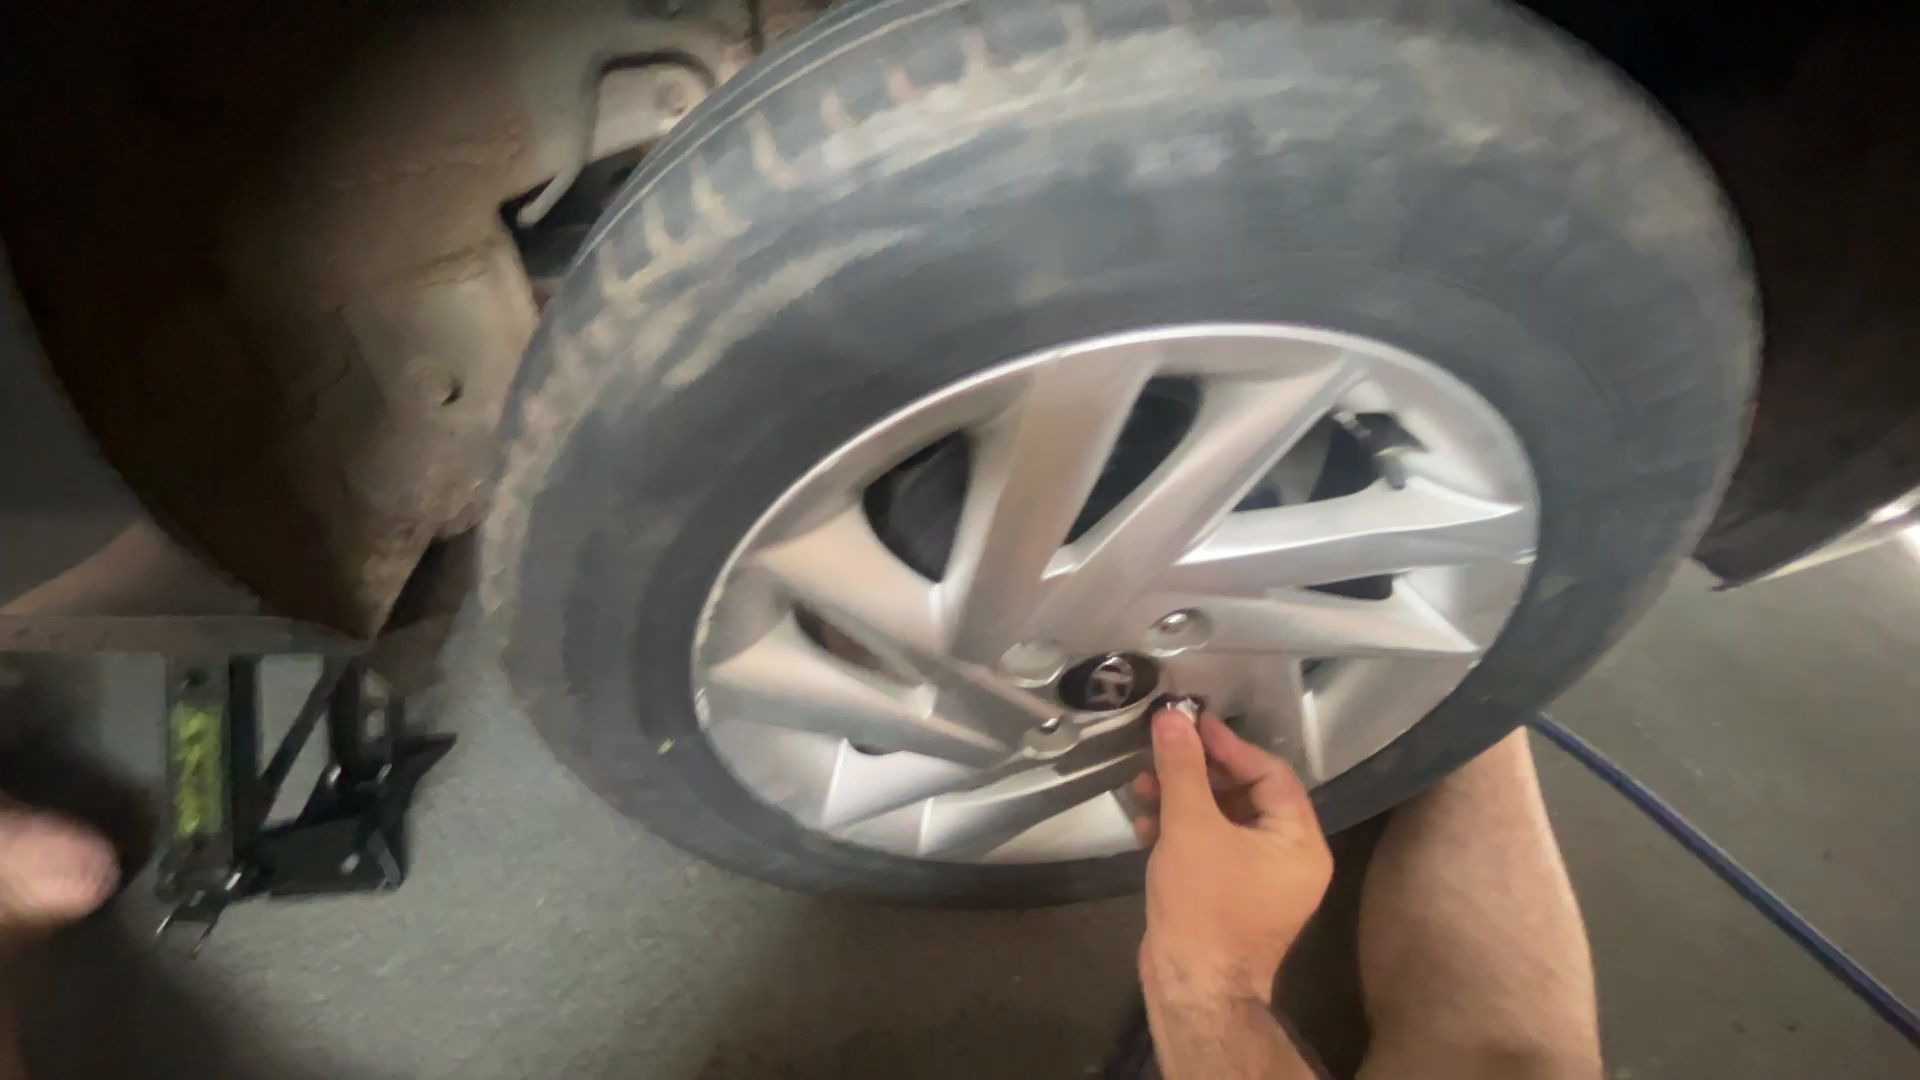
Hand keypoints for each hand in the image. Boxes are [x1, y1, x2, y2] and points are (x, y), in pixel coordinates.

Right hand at [1133, 708, 1332, 1006]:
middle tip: (1159, 752)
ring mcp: (1256, 876)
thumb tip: (1171, 716)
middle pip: (1242, 792)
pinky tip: (1144, 825)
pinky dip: (1178, 828)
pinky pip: (1207, 843)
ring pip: (1219, 816)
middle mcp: (1286, 857)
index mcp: (1298, 842)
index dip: (1227, 744)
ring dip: (1179, 798)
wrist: (1191, 987)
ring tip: (1141, 789)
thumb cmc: (1204, 902)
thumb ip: (1181, 767)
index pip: (1268, 773)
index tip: (1188, 722)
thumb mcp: (1190, 826)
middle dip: (1195, 772)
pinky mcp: (1226, 889)